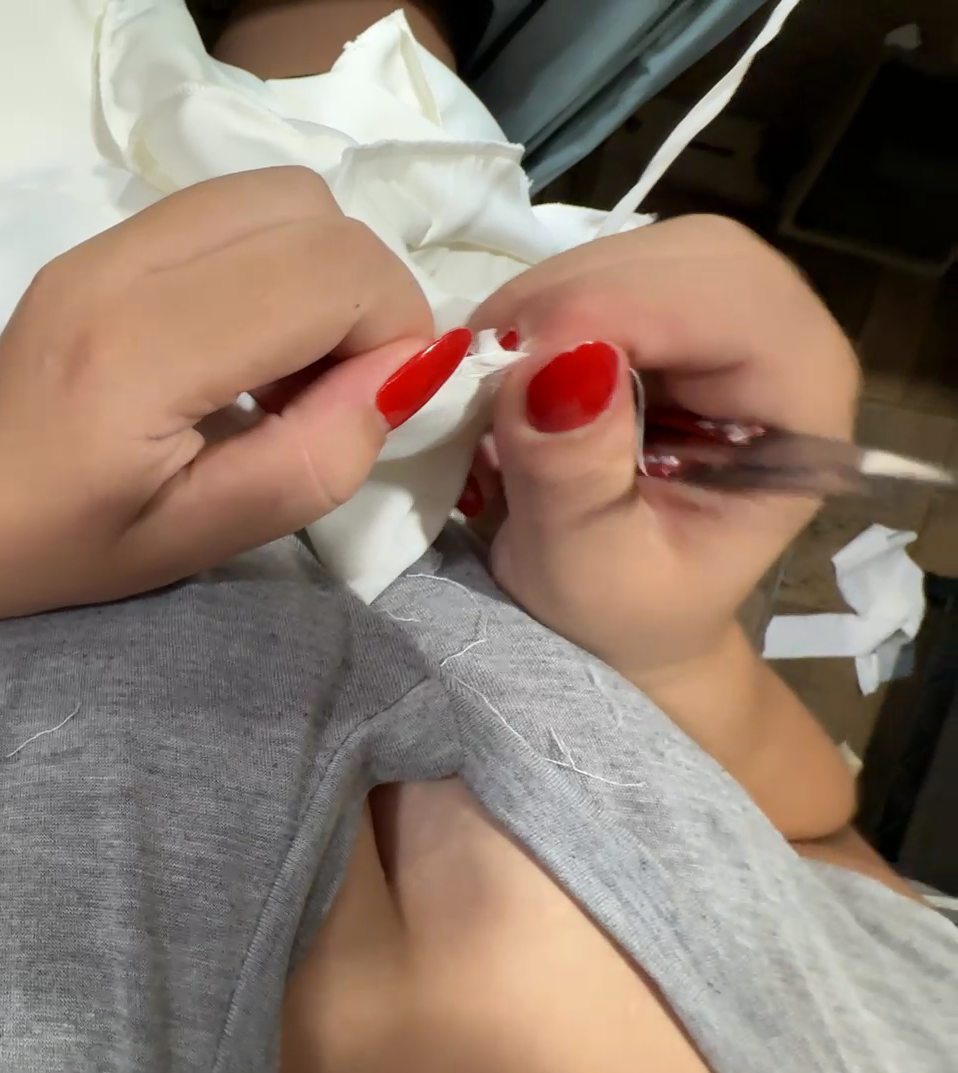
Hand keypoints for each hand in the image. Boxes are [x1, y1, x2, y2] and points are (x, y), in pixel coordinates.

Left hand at [0, 166, 454, 619]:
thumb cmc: (66, 551)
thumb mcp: (200, 536)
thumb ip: (315, 457)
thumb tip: (401, 370)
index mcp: (140, 353)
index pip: (329, 272)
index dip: (390, 329)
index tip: (367, 403)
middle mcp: (114, 270)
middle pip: (306, 210)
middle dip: (356, 293)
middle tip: (323, 388)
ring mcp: (92, 249)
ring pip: (265, 196)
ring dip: (310, 271)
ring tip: (276, 368)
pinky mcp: (84, 252)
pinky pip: (213, 215)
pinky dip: (259, 262)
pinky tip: (229, 343)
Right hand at [467, 215, 858, 689]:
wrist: (615, 611)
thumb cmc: (612, 606)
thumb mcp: (582, 564)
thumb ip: (571, 475)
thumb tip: (551, 367)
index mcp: (792, 419)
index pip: (736, 309)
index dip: (621, 309)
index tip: (510, 357)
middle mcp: (773, 357)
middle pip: (696, 258)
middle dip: (578, 291)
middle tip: (486, 359)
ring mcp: (717, 339)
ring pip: (647, 254)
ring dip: (550, 294)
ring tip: (489, 364)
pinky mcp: (659, 337)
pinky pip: (603, 278)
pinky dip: (539, 305)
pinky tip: (507, 357)